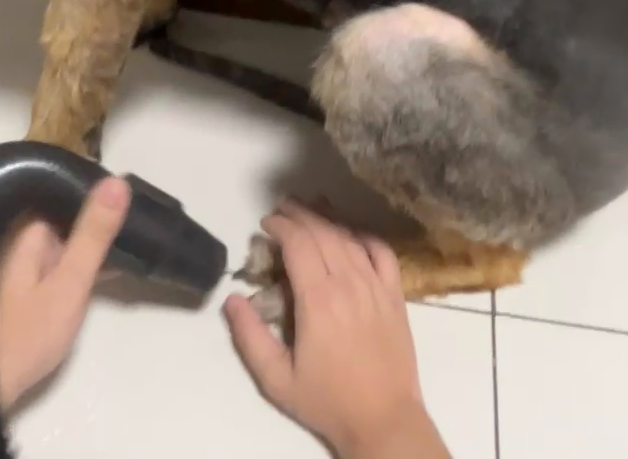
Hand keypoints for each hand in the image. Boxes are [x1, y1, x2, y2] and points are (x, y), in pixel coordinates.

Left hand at [0, 176, 130, 408]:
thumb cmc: (27, 336)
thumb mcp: (71, 283)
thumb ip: (94, 233)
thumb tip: (116, 181)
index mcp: (26, 232)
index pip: (67, 194)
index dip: (100, 195)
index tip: (132, 200)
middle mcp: (17, 241)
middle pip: (66, 218)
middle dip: (97, 221)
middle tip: (137, 227)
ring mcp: (18, 265)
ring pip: (64, 241)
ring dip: (90, 244)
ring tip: (127, 248)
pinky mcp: (21, 288)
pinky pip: (58, 261)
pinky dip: (78, 264)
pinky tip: (103, 272)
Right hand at [222, 202, 448, 458]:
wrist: (383, 419)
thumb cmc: (327, 400)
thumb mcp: (277, 379)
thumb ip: (250, 337)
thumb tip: (232, 299)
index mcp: (318, 299)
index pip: (298, 244)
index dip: (281, 226)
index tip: (266, 222)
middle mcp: (349, 282)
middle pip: (323, 232)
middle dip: (299, 215)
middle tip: (281, 209)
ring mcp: (376, 285)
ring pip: (349, 238)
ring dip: (327, 220)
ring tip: (309, 210)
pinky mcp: (396, 293)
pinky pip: (382, 252)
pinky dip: (364, 236)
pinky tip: (352, 234)